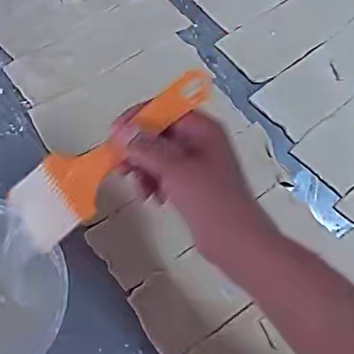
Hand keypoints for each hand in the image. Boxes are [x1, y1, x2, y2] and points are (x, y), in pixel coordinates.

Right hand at [111, 109, 276, 270]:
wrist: (237, 244)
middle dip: (136, 147)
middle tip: (120, 163)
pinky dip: (152, 181)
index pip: (163, 109)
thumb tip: (123, 131)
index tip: (116, 133)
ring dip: (142, 167)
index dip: (137, 118)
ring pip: (157, 154)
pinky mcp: (190, 183)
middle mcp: (199, 141)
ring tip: (139, 187)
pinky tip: (152, 197)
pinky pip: (162, 173)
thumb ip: (146, 148)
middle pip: (157, 131)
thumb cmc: (214, 202)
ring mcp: (195, 163)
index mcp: (202, 129)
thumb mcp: (176, 170)